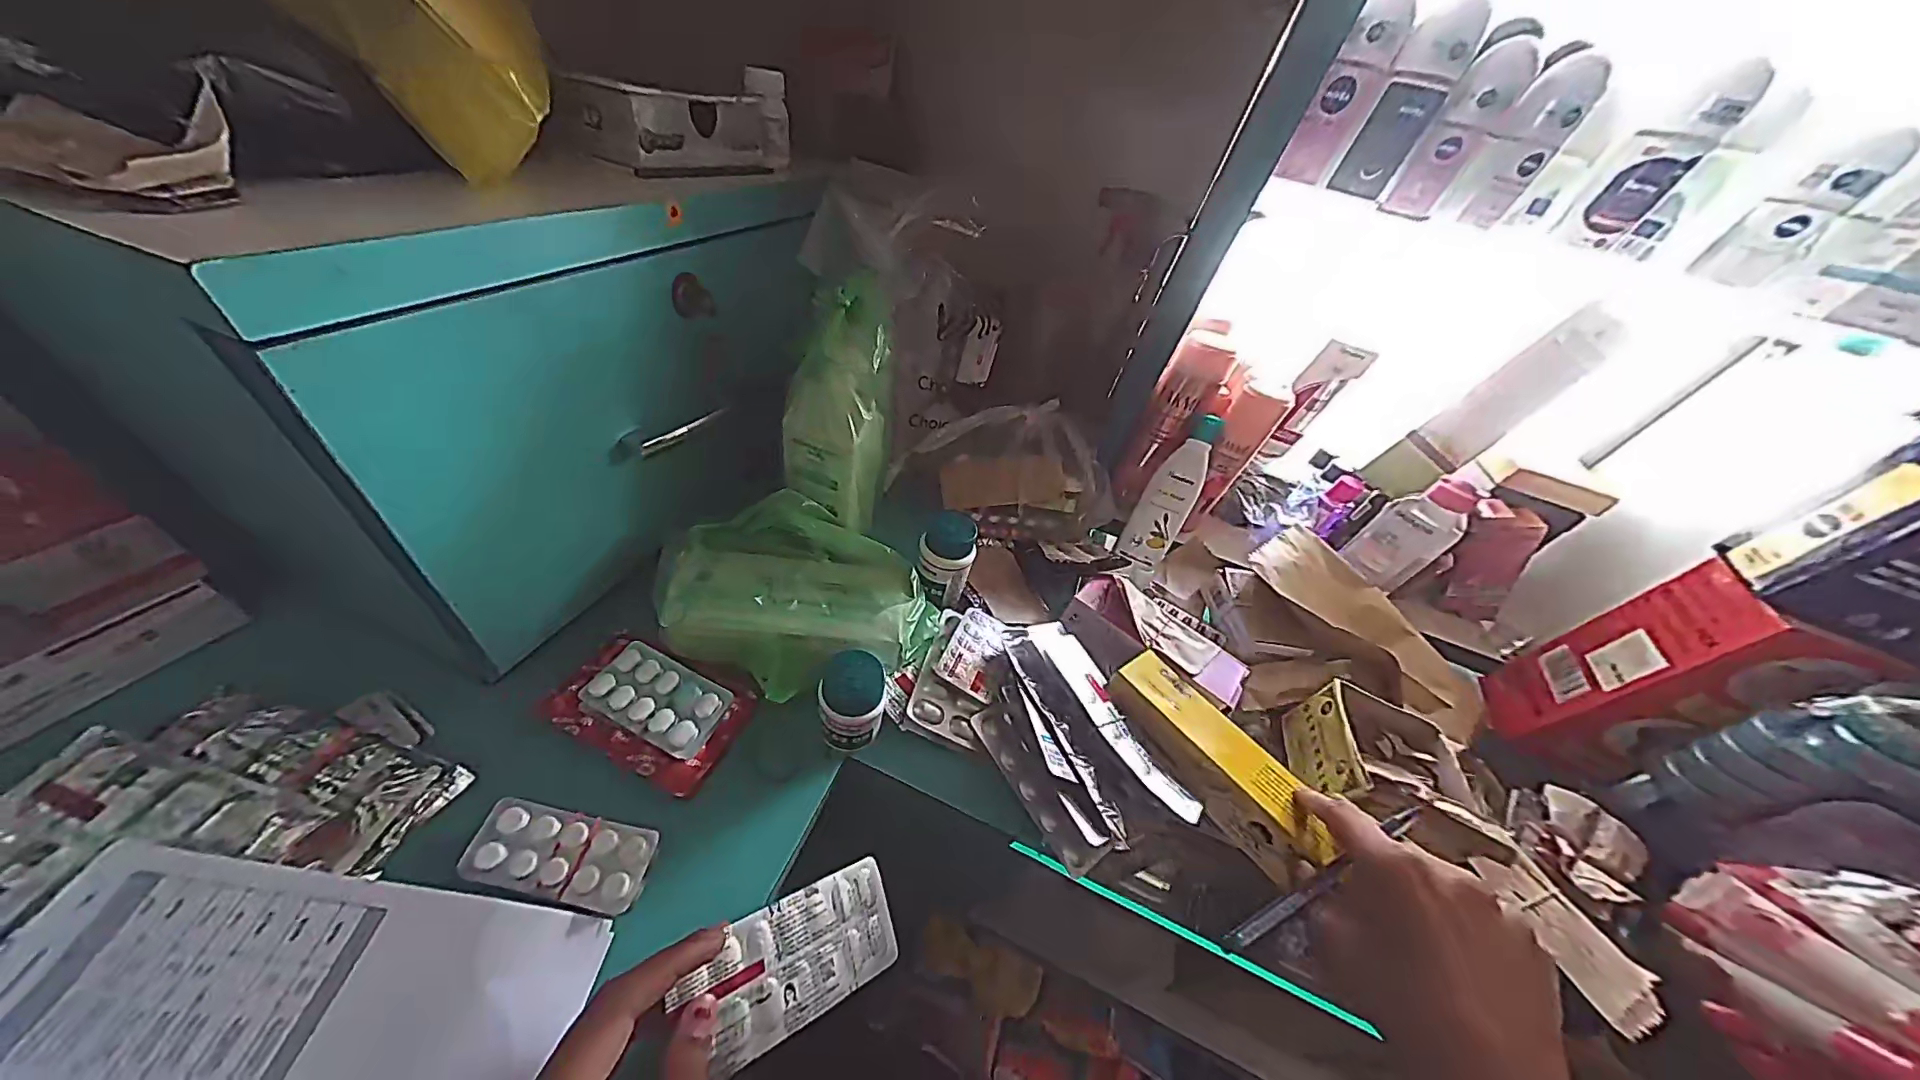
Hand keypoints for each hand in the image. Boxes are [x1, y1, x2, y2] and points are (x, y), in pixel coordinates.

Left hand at [538, 925, 726, 1079]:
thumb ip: (679, 1066)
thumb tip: (705, 1010)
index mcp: (568, 1069)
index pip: (625, 991)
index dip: (677, 956)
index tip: (717, 934)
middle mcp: (555, 1065)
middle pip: (615, 997)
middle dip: (670, 966)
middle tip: (715, 945)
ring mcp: (555, 1072)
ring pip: (605, 1015)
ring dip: (656, 989)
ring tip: (700, 975)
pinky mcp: (563, 1079)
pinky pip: (597, 1037)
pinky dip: (636, 1017)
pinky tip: (664, 1019)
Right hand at [1295, 789, 1567, 1079]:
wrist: (1490, 1072)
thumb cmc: (1410, 1014)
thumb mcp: (1334, 948)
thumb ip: (1316, 896)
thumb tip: (1309, 873)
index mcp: (1395, 868)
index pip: (1346, 817)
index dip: (1319, 805)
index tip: (1309, 801)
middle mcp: (1447, 872)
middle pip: (1395, 852)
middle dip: (1374, 869)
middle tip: (1360, 901)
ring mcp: (1492, 901)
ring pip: (1437, 879)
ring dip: (1418, 896)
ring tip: (1410, 943)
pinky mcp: (1524, 932)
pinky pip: (1477, 909)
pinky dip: (1456, 922)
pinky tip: (1447, 959)